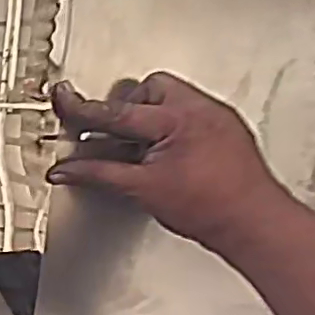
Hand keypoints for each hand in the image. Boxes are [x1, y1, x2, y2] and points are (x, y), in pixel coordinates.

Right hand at [46, 72, 296, 251]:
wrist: (251, 224)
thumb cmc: (211, 206)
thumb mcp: (139, 188)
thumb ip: (97, 174)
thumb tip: (66, 170)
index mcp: (180, 120)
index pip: (117, 111)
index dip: (83, 108)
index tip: (63, 99)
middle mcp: (201, 111)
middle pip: (146, 89)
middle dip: (120, 107)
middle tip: (99, 129)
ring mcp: (214, 120)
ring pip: (165, 99)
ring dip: (141, 118)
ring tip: (127, 144)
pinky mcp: (220, 132)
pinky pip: (182, 116)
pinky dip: (160, 129)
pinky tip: (151, 153)